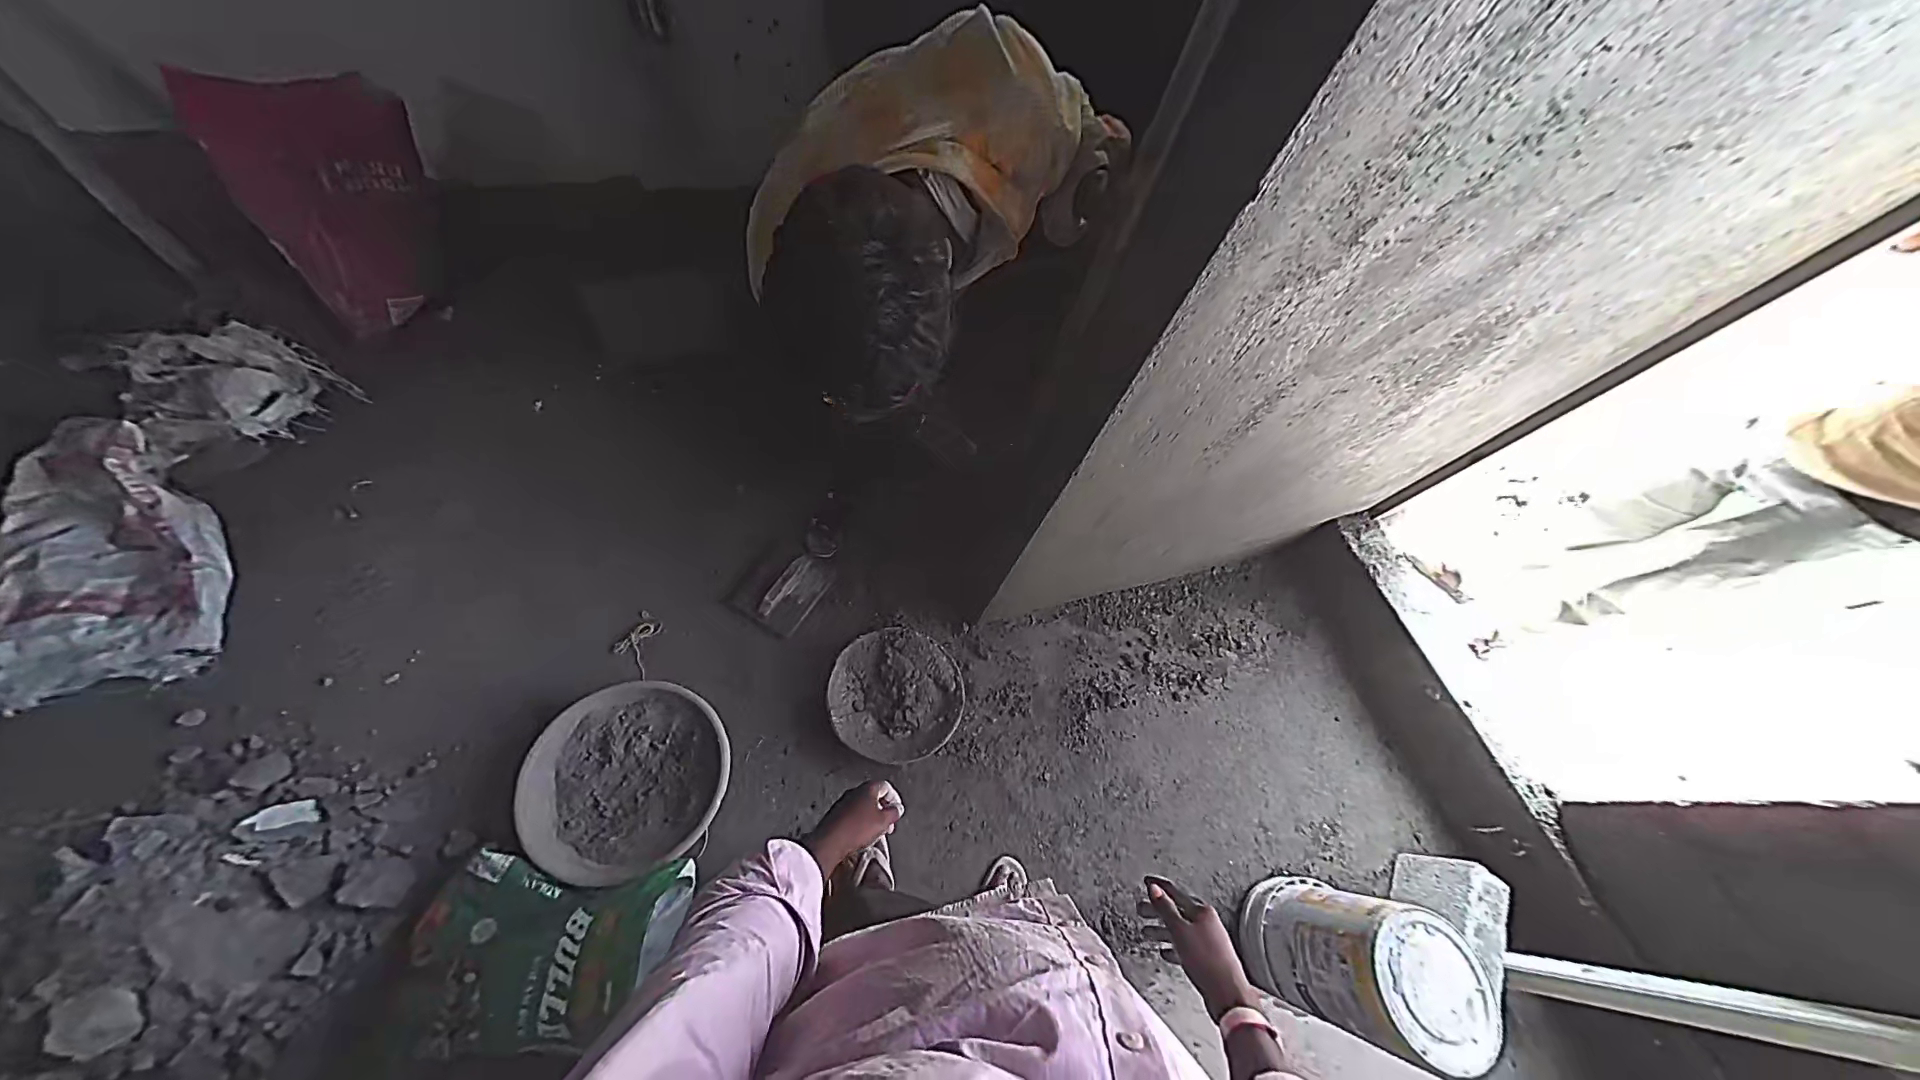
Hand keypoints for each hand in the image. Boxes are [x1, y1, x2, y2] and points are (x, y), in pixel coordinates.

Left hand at [803, 781, 902, 876]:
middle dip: (883, 810)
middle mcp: (854, 791)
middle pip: (874, 796)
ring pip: (863, 806)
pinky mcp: (835, 814)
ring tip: (876, 832)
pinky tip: (862, 835)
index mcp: (868, 788)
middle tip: (888, 823)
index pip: (886, 787)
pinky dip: (860, 821)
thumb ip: (894, 813)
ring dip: (872, 817)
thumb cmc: (857, 829)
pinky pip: (852, 814)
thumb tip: (897, 809)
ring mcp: (843, 802)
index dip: (895, 799)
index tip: (897, 811)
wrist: (830, 842)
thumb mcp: (884, 822)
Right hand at [1143, 875, 1260, 1019]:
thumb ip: (1165, 908)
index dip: (1159, 887)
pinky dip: (1173, 947)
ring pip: (1180, 930)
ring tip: (1146, 932)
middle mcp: (1207, 923)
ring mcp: (1208, 941)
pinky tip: (1165, 951)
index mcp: (1202, 912)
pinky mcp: (1208, 959)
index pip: (1175, 893)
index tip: (1147, 881)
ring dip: (1162, 930)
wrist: (1229, 996)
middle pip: (1177, 912)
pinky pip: (1186, 947)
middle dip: (1157, 911)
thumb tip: (1154, 889)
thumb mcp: (1180, 931)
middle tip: (1141, 909)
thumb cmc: (1208, 962)